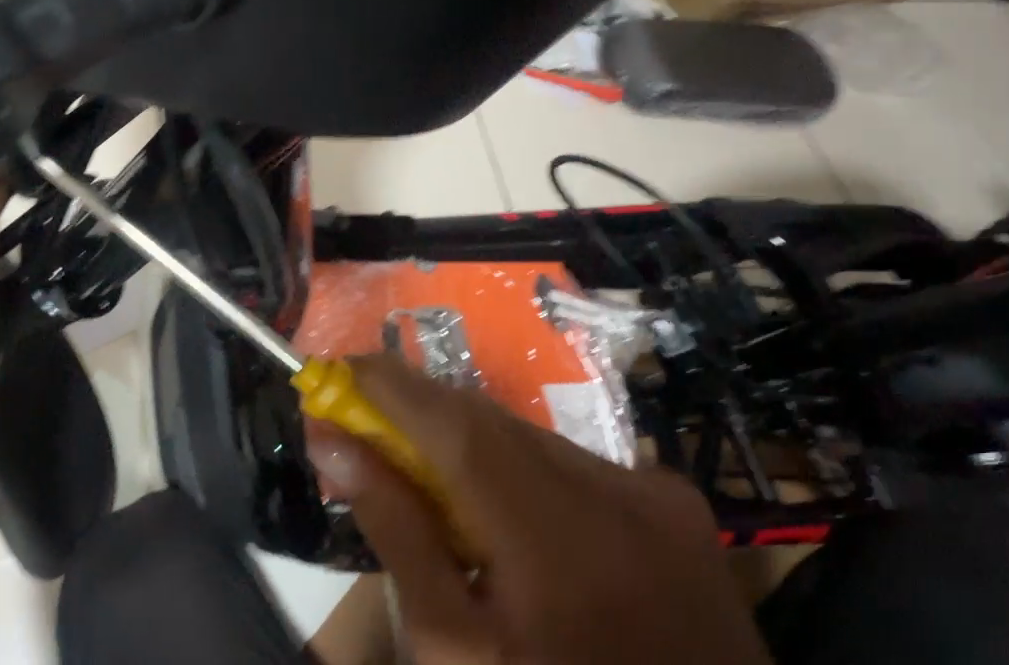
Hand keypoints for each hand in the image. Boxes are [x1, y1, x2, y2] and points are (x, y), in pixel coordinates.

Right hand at [307, 356, 770, 664]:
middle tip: (354, 421)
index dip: (391, 389)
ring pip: (529, 437)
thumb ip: (397, 535)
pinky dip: (516, 466)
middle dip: (415, 412)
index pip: (461, 430)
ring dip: (464, 441)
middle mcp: (620, 497)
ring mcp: (659, 497)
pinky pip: (571, 461)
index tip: (332, 370)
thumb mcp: (455, 649)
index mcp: (566, 546)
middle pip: (492, 423)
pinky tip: (496, 507)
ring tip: (417, 470)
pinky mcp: (677, 505)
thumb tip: (333, 444)